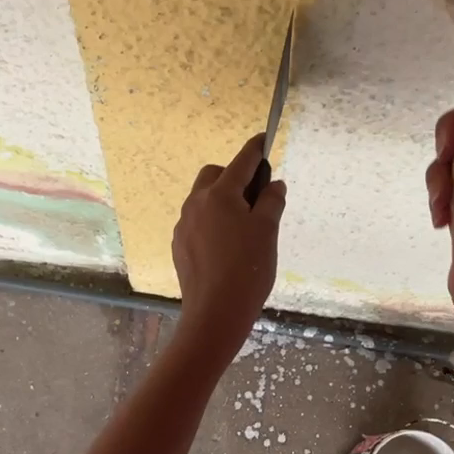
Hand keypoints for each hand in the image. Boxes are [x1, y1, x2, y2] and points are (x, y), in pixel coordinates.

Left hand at [170, 133, 287, 366]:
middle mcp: (196, 203)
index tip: (264, 139)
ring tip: (245, 224)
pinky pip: (197, 220)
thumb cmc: (248, 269)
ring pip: (203, 198)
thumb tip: (274, 185)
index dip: (256, 148)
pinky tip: (228, 245)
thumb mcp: (268, 231)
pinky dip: (213, 220)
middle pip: (214, 174)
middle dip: (234, 176)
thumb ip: (272, 201)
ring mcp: (184, 224)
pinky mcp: (180, 244)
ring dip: (222, 199)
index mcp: (220, 194)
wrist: (215, 313)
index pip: (241, 161)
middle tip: (256, 197)